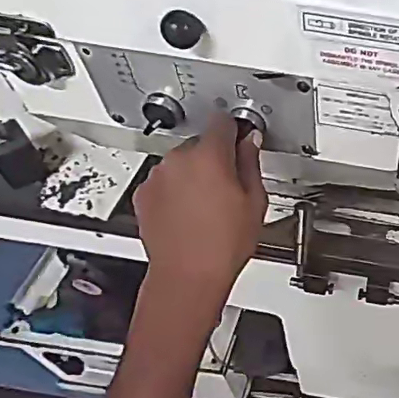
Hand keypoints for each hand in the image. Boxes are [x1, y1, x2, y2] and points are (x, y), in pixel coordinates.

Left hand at [133, 118, 267, 306]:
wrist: (187, 275)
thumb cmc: (221, 245)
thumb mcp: (254, 201)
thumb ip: (251, 163)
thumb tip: (249, 144)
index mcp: (210, 156)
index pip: (222, 122)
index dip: (235, 128)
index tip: (241, 136)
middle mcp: (179, 160)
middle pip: (201, 143)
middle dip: (215, 158)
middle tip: (229, 186)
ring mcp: (158, 177)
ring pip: (181, 163)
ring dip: (193, 174)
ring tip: (208, 205)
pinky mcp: (144, 194)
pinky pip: (164, 181)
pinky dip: (175, 190)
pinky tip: (190, 213)